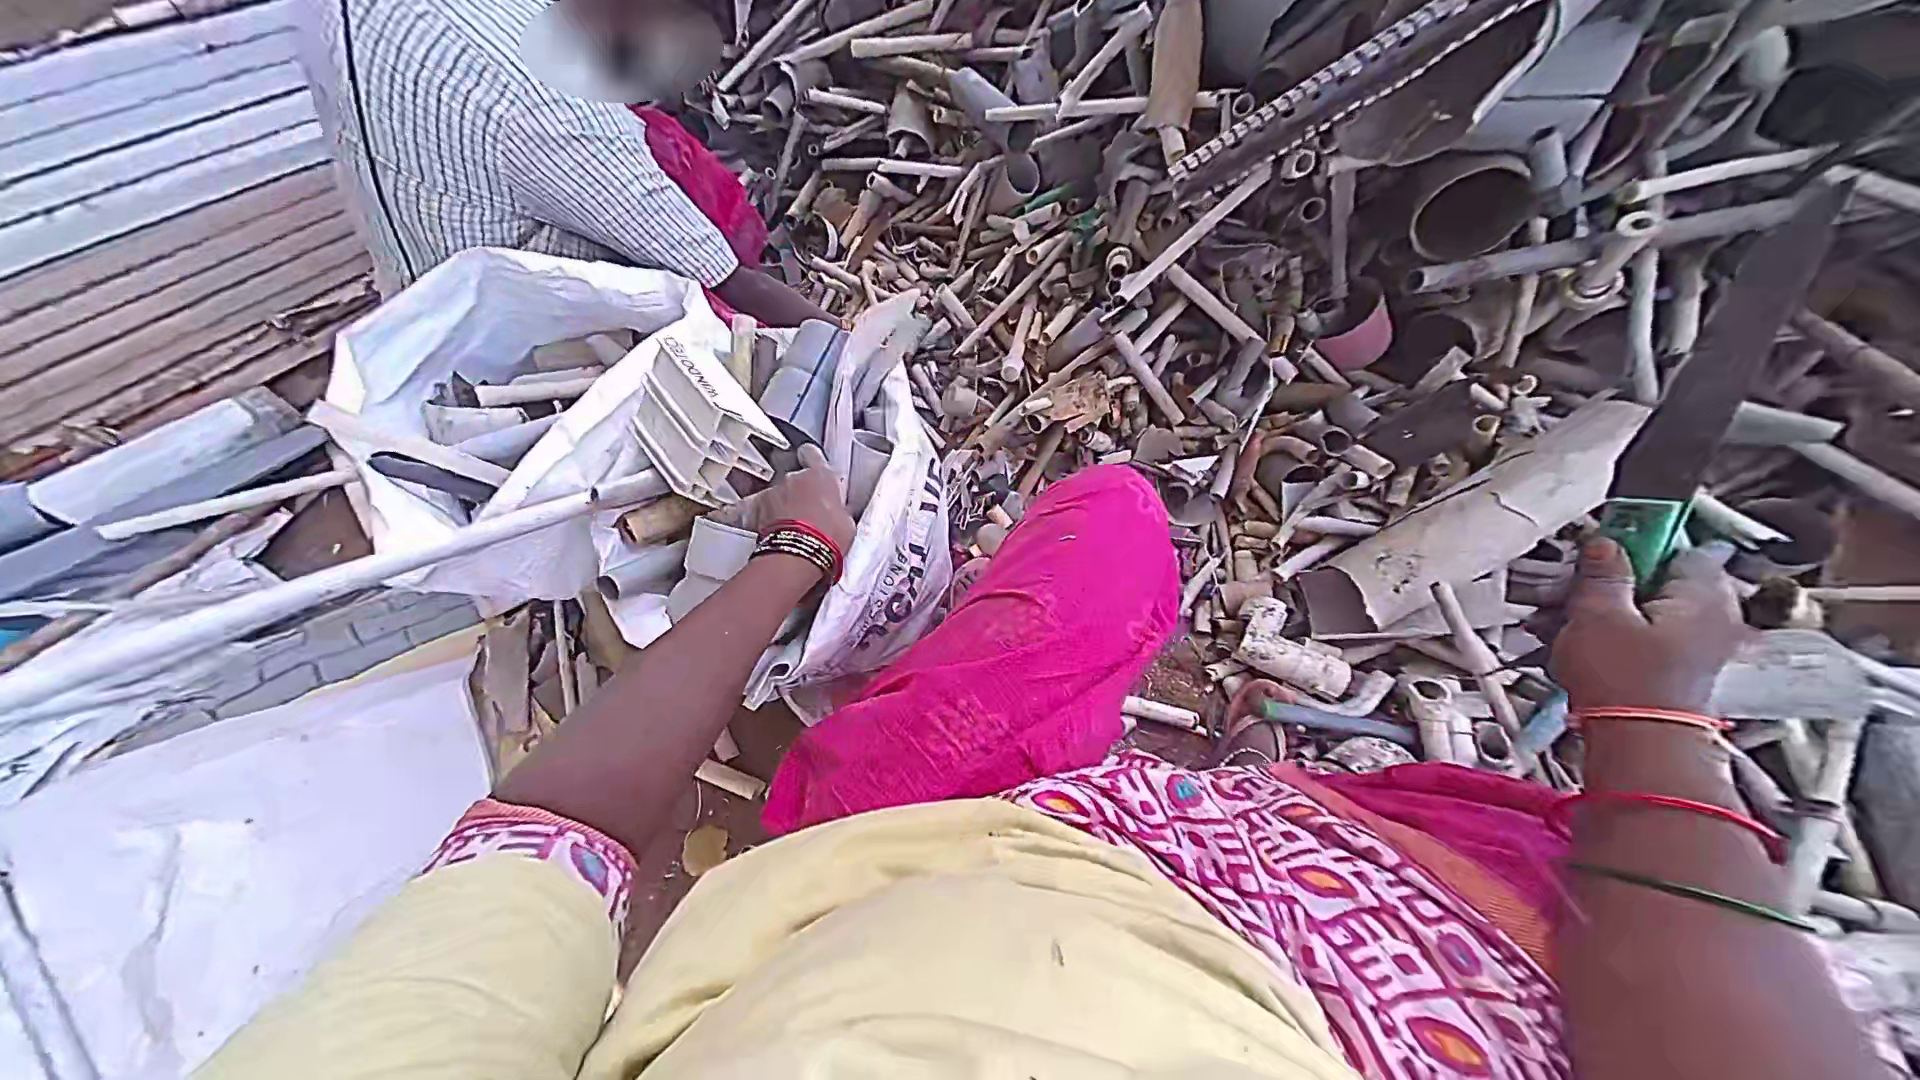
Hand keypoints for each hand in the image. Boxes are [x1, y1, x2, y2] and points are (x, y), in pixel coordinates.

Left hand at [743, 443, 855, 554]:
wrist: (801, 553)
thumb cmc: (828, 537)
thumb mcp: (846, 523)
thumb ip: (839, 510)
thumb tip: (839, 515)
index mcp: (820, 476)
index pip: (812, 454)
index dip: (810, 459)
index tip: (811, 463)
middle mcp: (792, 478)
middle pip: (792, 480)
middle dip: (796, 494)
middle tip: (806, 516)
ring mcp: (770, 493)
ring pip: (772, 496)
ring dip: (777, 508)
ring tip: (786, 530)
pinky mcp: (752, 510)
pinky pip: (747, 510)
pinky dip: (749, 517)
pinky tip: (753, 529)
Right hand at [1551, 540, 1747, 712]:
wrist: (1633, 736)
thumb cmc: (1622, 678)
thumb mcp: (1598, 613)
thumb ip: (1602, 573)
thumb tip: (1605, 543)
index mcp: (1703, 599)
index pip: (1676, 547)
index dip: (1635, 540)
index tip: (1599, 544)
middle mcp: (1708, 617)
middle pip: (1650, 578)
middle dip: (1599, 581)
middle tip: (1562, 589)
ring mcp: (1690, 642)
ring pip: (1635, 605)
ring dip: (1589, 607)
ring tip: (1550, 619)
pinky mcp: (1667, 662)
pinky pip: (1631, 631)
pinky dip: (1597, 629)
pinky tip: (1562, 637)